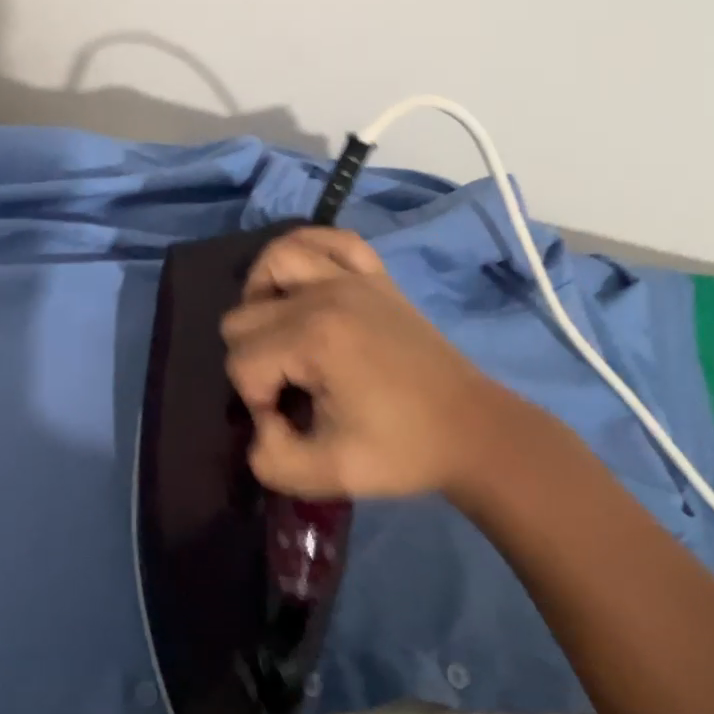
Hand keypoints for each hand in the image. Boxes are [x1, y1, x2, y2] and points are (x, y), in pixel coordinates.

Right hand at [221, 226, 522, 499]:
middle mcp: (325, 295)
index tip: (293, 424)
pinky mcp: (374, 275)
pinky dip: (307, 252)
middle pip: (243, 317)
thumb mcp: (326, 475)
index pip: (241, 362)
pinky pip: (328, 238)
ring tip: (281, 335)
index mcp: (314, 339)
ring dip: (262, 299)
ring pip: (272, 262)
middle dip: (255, 361)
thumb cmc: (402, 451)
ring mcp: (352, 278)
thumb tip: (261, 423)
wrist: (473, 431)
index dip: (257, 403)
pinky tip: (305, 285)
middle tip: (293, 392)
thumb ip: (268, 458)